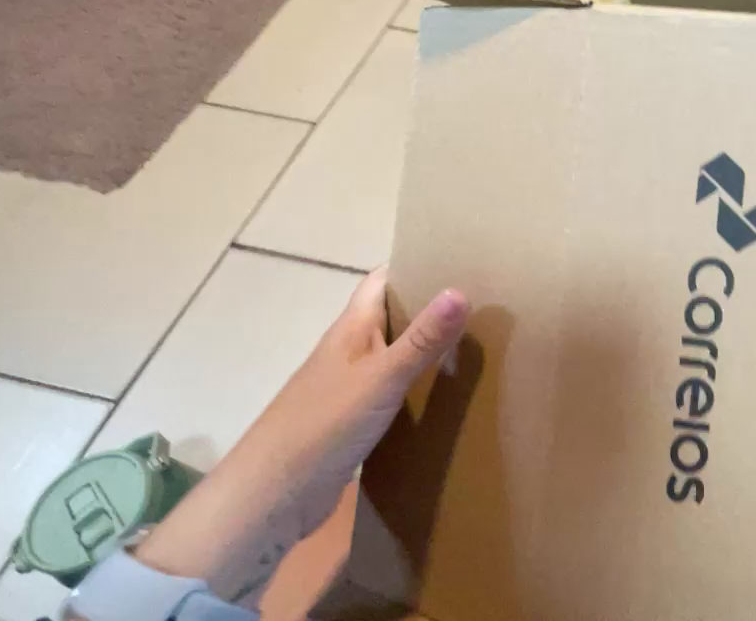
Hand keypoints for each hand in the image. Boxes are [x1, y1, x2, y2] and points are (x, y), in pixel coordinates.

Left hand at [133, 268, 467, 601]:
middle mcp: (351, 348)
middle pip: (395, 312)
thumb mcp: (382, 378)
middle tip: (485, 296)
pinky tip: (448, 390)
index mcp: (352, 327)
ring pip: (397, 351)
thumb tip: (462, 289)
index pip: (384, 279)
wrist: (270, 498)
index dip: (416, 262)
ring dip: (429, 344)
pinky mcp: (355, 418)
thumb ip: (422, 339)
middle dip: (433, 302)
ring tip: (479, 338)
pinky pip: (395, 386)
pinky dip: (420, 382)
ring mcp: (351, 384)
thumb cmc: (322, 425)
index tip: (461, 256)